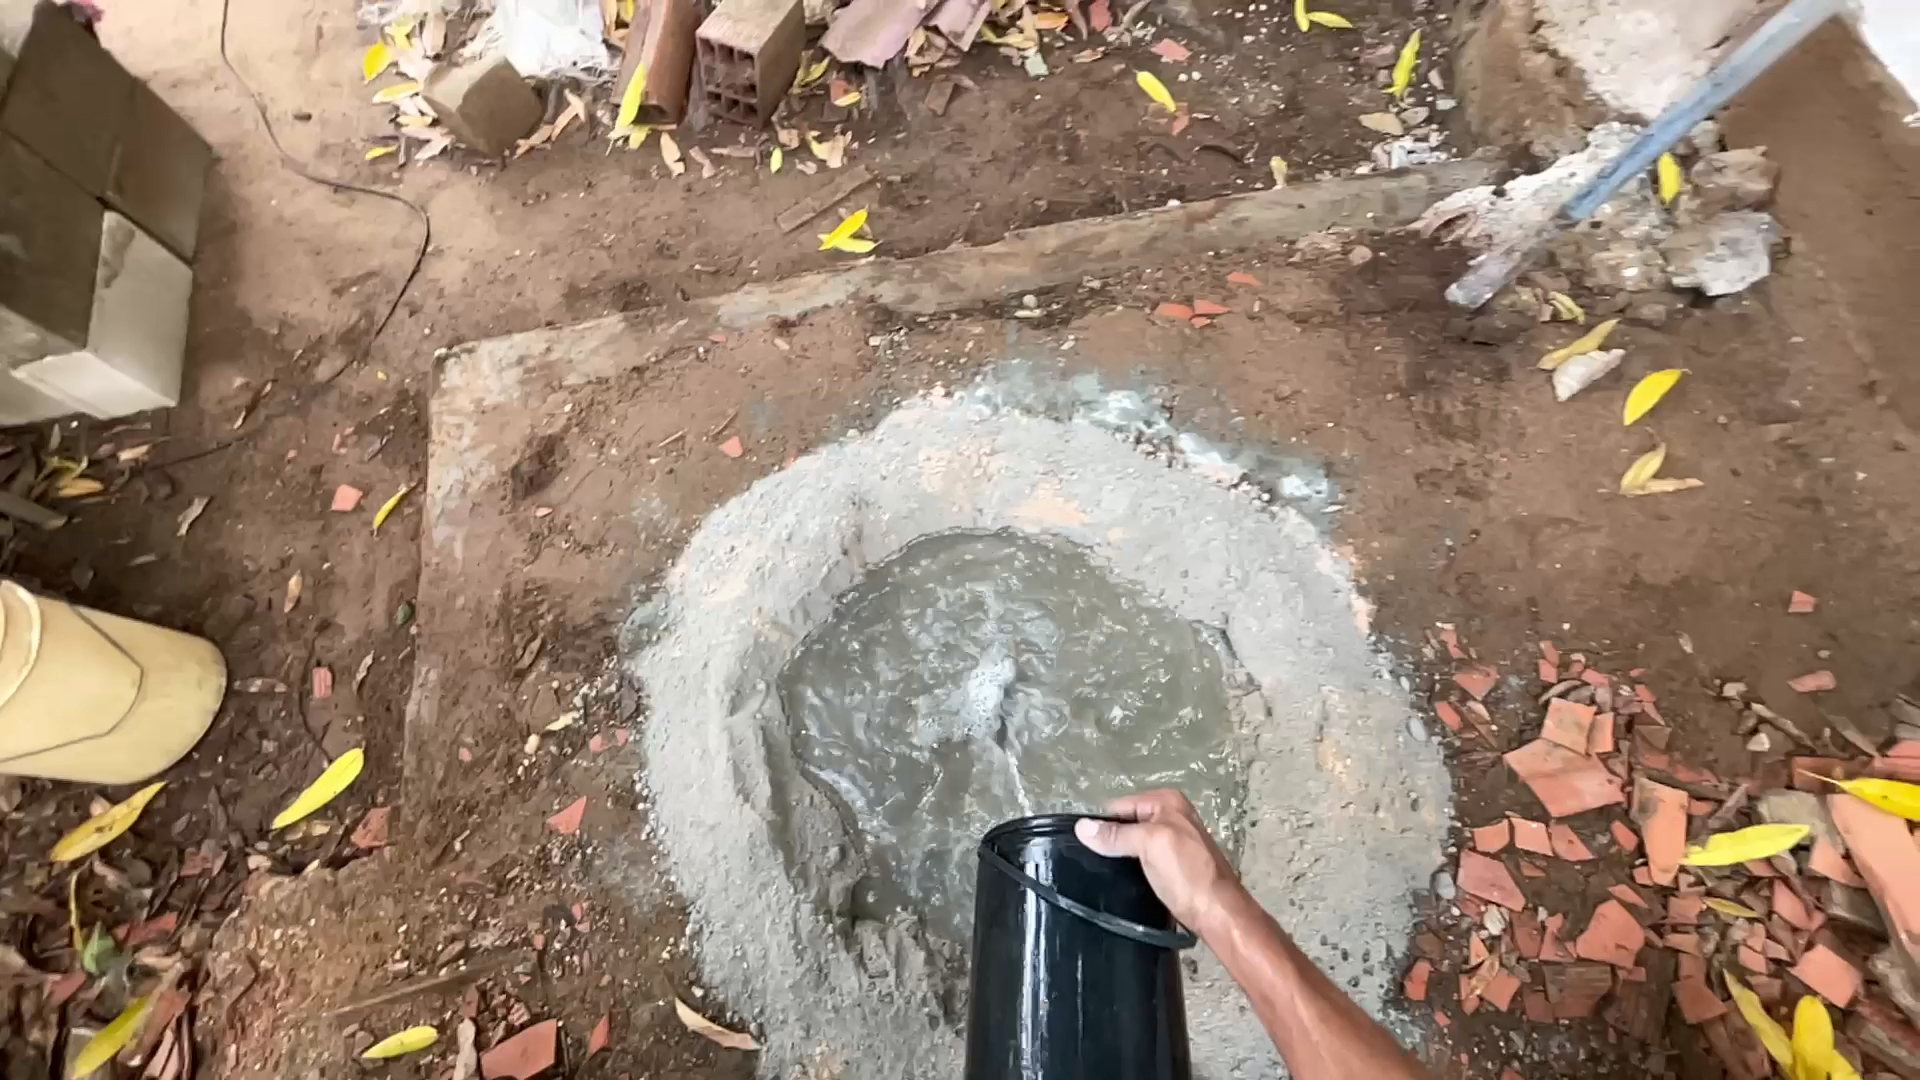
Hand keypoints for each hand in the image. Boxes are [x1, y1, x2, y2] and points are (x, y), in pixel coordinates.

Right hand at [1075, 789, 1242, 932]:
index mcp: (1167, 801)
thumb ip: (1116, 834)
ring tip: (1103, 872)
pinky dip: (1131, 866)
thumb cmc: (1187, 875)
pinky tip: (1123, 879)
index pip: (1120, 805)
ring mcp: (1174, 840)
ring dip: (1119, 854)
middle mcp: (1172, 815)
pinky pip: (1142, 857)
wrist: (1220, 916)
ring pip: (1133, 841)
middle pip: (1126, 822)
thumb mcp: (1149, 845)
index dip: (1102, 823)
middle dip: (1110, 838)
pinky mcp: (1174, 864)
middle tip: (1091, 860)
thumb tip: (1081, 827)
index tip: (1084, 844)